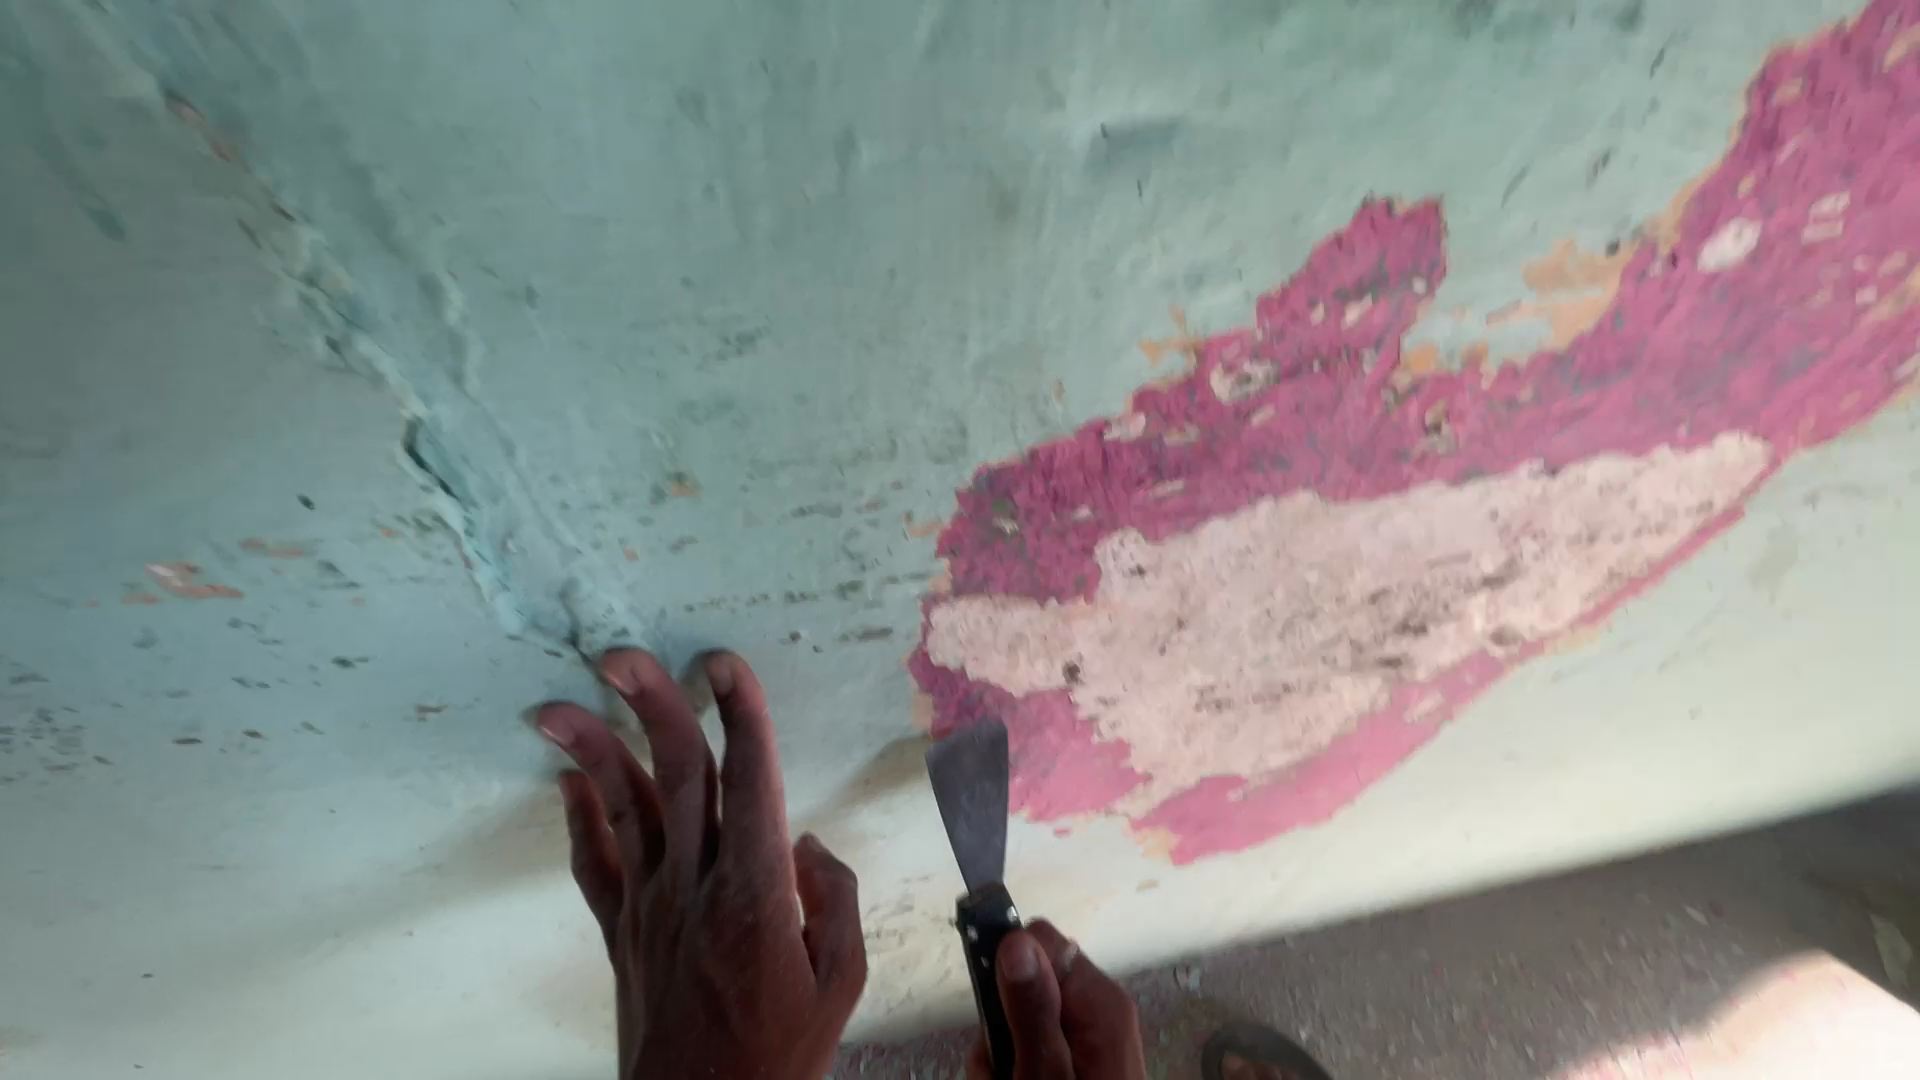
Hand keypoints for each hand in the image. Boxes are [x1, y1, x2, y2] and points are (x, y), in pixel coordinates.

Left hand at [536, 648, 866, 1079]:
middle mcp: (696, 885)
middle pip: (676, 776)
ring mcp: (649, 907)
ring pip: (621, 809)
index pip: (753, 780)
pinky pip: (594, 864)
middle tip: (619, 655)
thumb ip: (832, 894)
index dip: (742, 714)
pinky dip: (577, 816)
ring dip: (591, 751)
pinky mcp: (621, 932)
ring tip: (554, 705)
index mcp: (757, 892)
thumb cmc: (781, 1054)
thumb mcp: (842, 978)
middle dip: (652, 706)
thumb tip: (802, 841)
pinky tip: (565, 779)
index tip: (726, 663)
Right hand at [968, 920, 1146, 1079]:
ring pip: (1021, 1012)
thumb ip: (1031, 1009)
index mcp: (1099, 999)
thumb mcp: (1045, 1078)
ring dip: (1000, 1050)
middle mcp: (1099, 1004)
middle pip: (1027, 976)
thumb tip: (1015, 940)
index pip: (1039, 940)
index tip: (992, 1013)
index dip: (1007, 967)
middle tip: (996, 1070)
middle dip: (999, 1020)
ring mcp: (1090, 1030)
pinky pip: (1033, 1037)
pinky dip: (1013, 1062)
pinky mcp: (1081, 1052)